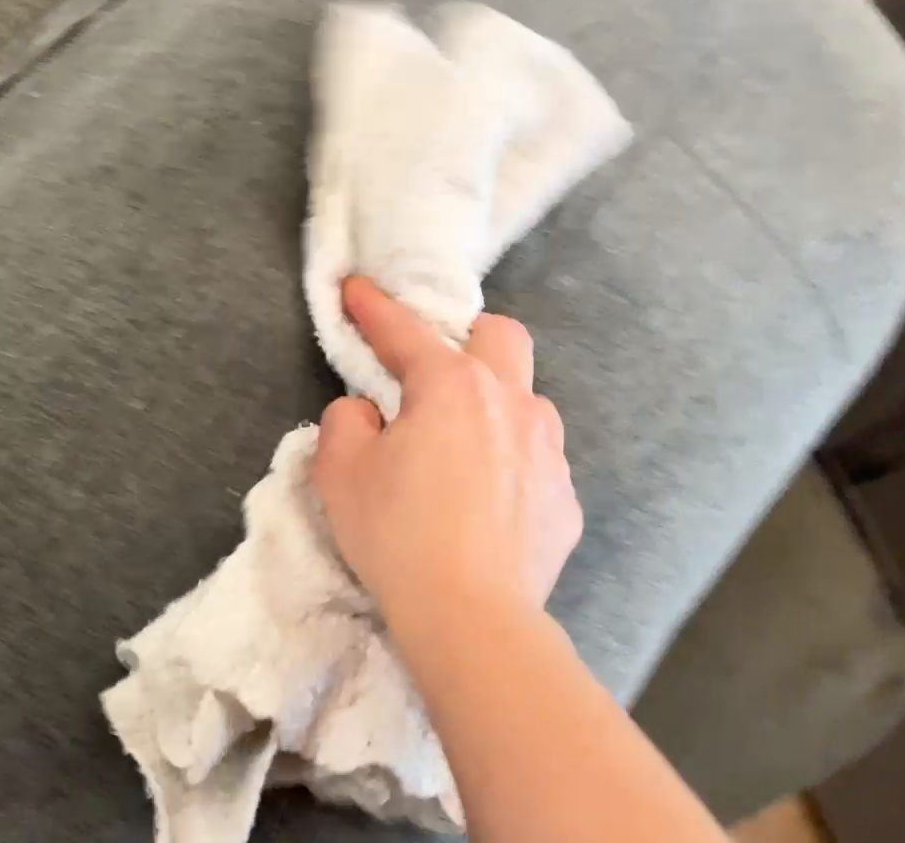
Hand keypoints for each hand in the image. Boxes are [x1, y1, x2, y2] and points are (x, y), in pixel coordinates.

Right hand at [309, 277, 581, 629]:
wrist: (472, 617)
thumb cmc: (394, 531)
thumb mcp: (339, 469)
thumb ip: (348, 421)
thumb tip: (370, 413)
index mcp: (451, 388)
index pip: (404, 331)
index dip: (373, 305)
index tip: (354, 287)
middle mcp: (511, 405)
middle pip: (500, 337)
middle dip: (461, 336)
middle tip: (424, 370)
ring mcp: (550, 452)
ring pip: (525, 398)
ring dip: (488, 401)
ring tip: (451, 443)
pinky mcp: (565, 499)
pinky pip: (534, 455)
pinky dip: (503, 456)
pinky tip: (477, 496)